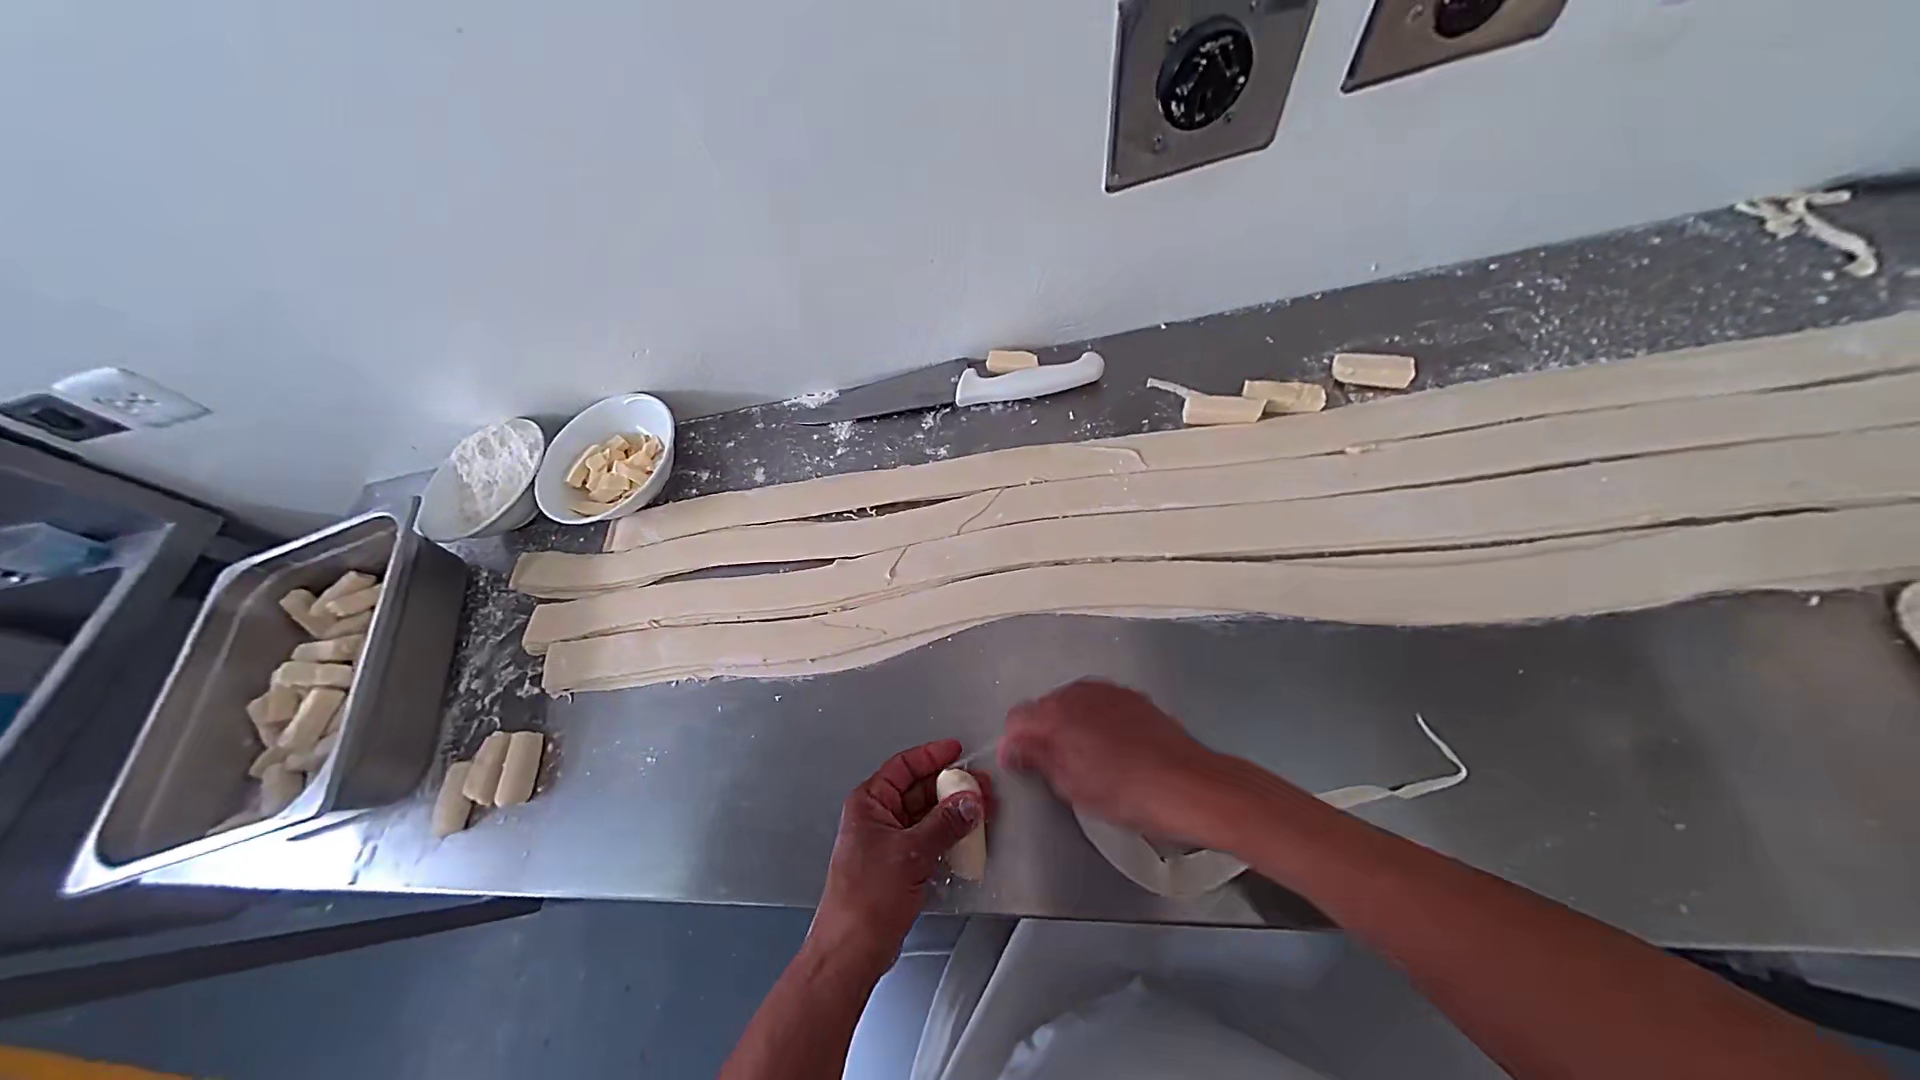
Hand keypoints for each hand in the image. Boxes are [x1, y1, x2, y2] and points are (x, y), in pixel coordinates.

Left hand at [811, 740, 987, 969]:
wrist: (852, 950)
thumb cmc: (863, 901)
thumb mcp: (910, 853)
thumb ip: (944, 824)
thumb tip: (969, 803)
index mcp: (869, 803)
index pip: (903, 766)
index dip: (931, 755)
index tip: (956, 751)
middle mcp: (877, 818)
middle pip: (919, 789)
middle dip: (951, 787)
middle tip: (979, 785)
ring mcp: (889, 842)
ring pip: (927, 815)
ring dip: (954, 812)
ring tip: (981, 809)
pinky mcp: (900, 864)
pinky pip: (930, 838)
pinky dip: (949, 835)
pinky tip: (968, 836)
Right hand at [1001, 679, 1223, 840]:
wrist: (1190, 786)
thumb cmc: (1133, 791)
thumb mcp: (1071, 786)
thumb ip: (1036, 759)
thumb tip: (1015, 748)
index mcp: (1057, 713)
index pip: (1016, 719)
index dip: (1014, 744)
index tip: (1019, 763)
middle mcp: (1080, 693)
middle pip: (1044, 708)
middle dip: (1043, 734)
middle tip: (1054, 769)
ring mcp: (1109, 692)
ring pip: (1073, 705)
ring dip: (1071, 728)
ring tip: (1087, 763)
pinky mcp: (1132, 697)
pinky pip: (1100, 706)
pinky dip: (1096, 723)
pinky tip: (1111, 752)